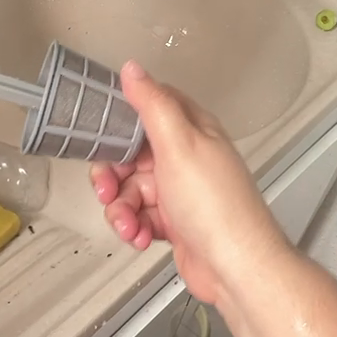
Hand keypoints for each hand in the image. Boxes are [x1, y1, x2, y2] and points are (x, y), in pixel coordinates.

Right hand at [89, 61, 288, 303]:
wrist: (235, 268)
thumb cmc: (215, 206)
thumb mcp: (178, 145)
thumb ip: (152, 104)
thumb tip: (133, 68)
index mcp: (191, 130)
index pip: (149, 109)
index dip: (121, 121)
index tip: (102, 137)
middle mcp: (186, 156)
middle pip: (131, 154)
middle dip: (113, 176)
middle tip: (108, 191)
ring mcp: (179, 190)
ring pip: (131, 189)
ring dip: (122, 209)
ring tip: (130, 225)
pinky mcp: (174, 221)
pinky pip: (140, 216)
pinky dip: (135, 227)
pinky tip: (141, 238)